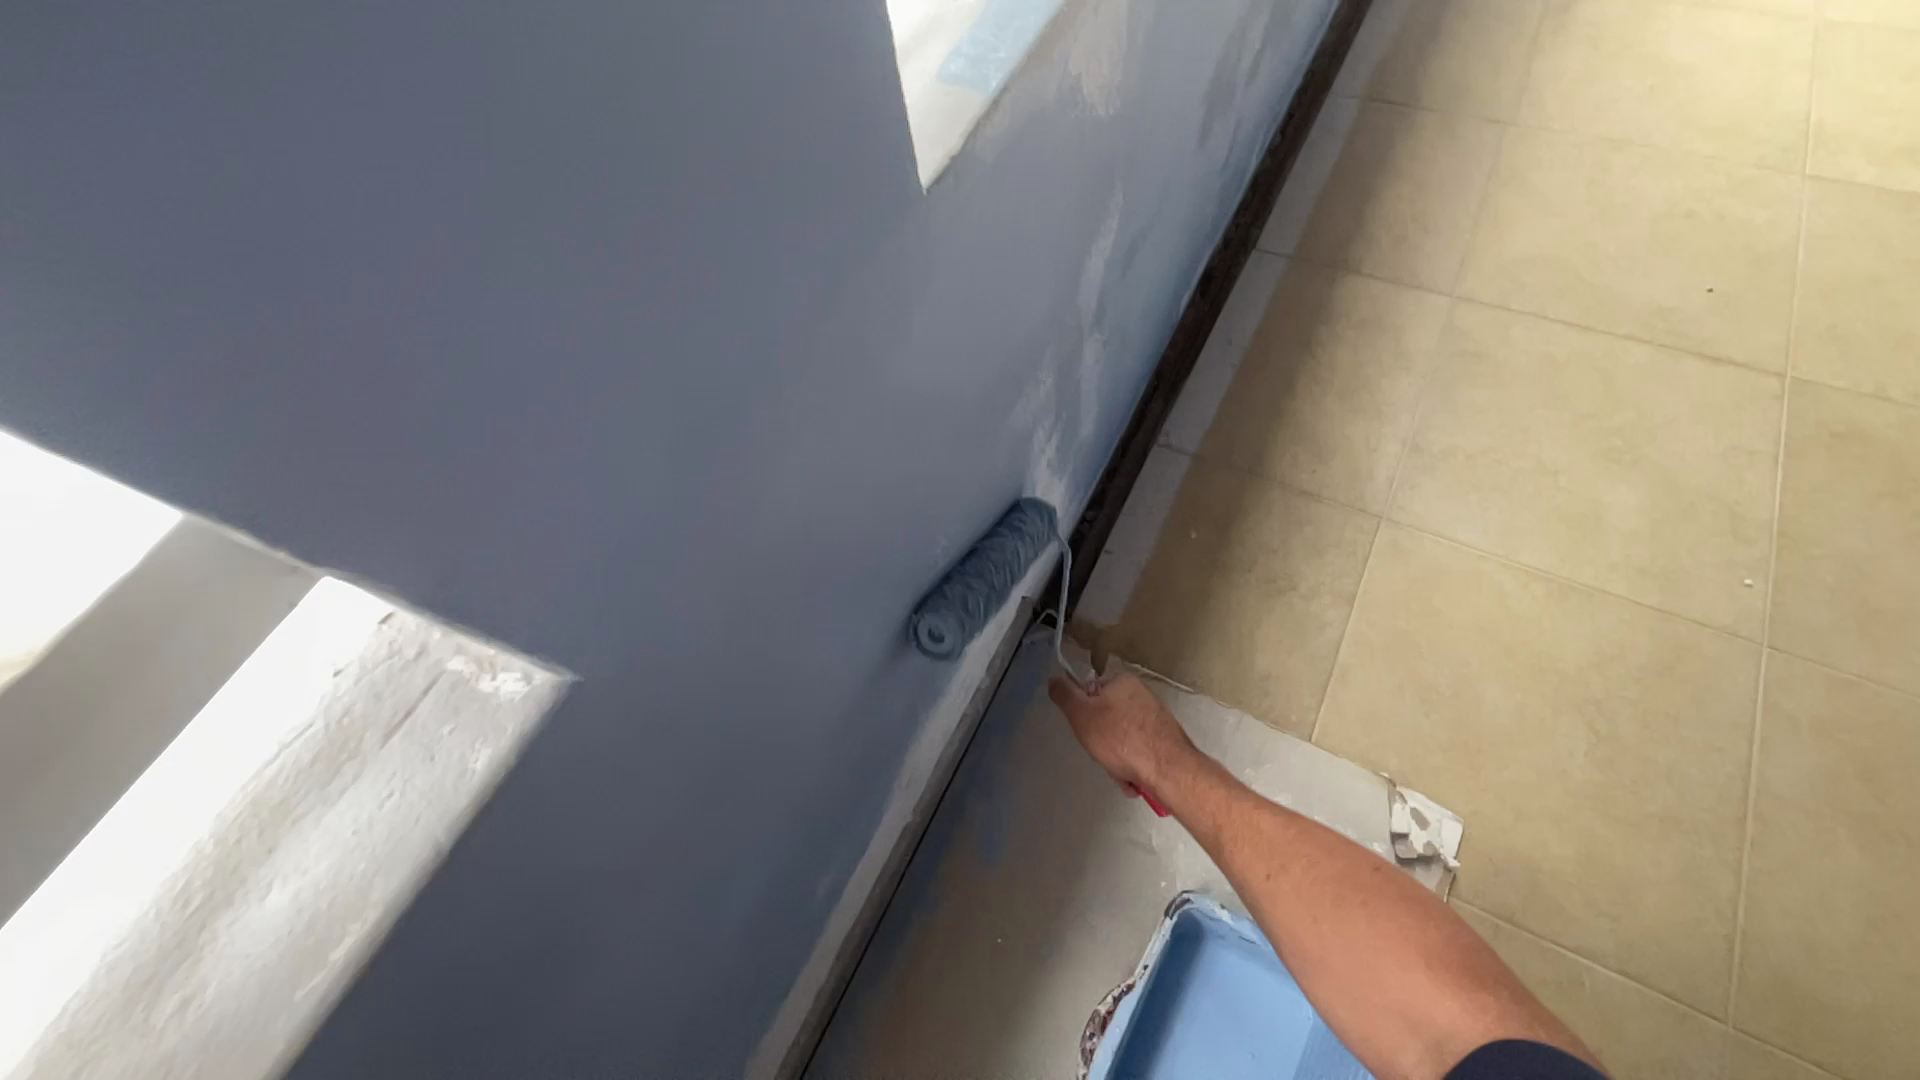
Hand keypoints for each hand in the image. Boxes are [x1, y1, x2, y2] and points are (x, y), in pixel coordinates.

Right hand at [1048, 671, 1196, 797]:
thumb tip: (1054, 679)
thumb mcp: (1081, 715)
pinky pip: (1138, 750)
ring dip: (1116, 758)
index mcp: (1122, 682)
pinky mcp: (1164, 739)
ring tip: (1120, 771)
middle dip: (1101, 742)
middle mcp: (1141, 694)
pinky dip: (1132, 764)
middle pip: (1107, 718)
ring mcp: (1155, 717)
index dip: (1083, 714)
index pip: (1091, 693)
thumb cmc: (1120, 739)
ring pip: (1122, 738)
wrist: (1168, 769)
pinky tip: (1133, 777)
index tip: (1085, 730)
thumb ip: (1064, 695)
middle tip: (1102, 755)